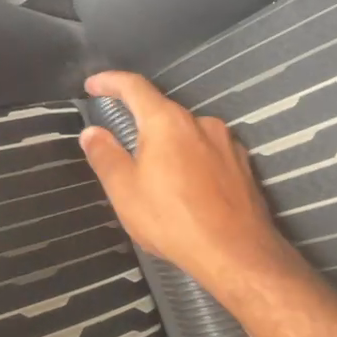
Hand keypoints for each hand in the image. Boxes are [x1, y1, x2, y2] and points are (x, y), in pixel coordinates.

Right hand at [80, 71, 306, 294]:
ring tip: (154, 175)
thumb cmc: (172, 219)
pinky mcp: (244, 166)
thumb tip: (92, 132)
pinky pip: (207, 153)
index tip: (93, 85)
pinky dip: (190, 160)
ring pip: (187, 134)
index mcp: (167, 122)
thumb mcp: (124, 190)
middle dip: (139, 123)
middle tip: (119, 145)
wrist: (237, 254)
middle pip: (162, 111)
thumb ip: (105, 156)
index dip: (110, 82)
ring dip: (167, 145)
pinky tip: (185, 187)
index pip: (134, 87)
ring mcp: (227, 143)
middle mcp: (200, 123)